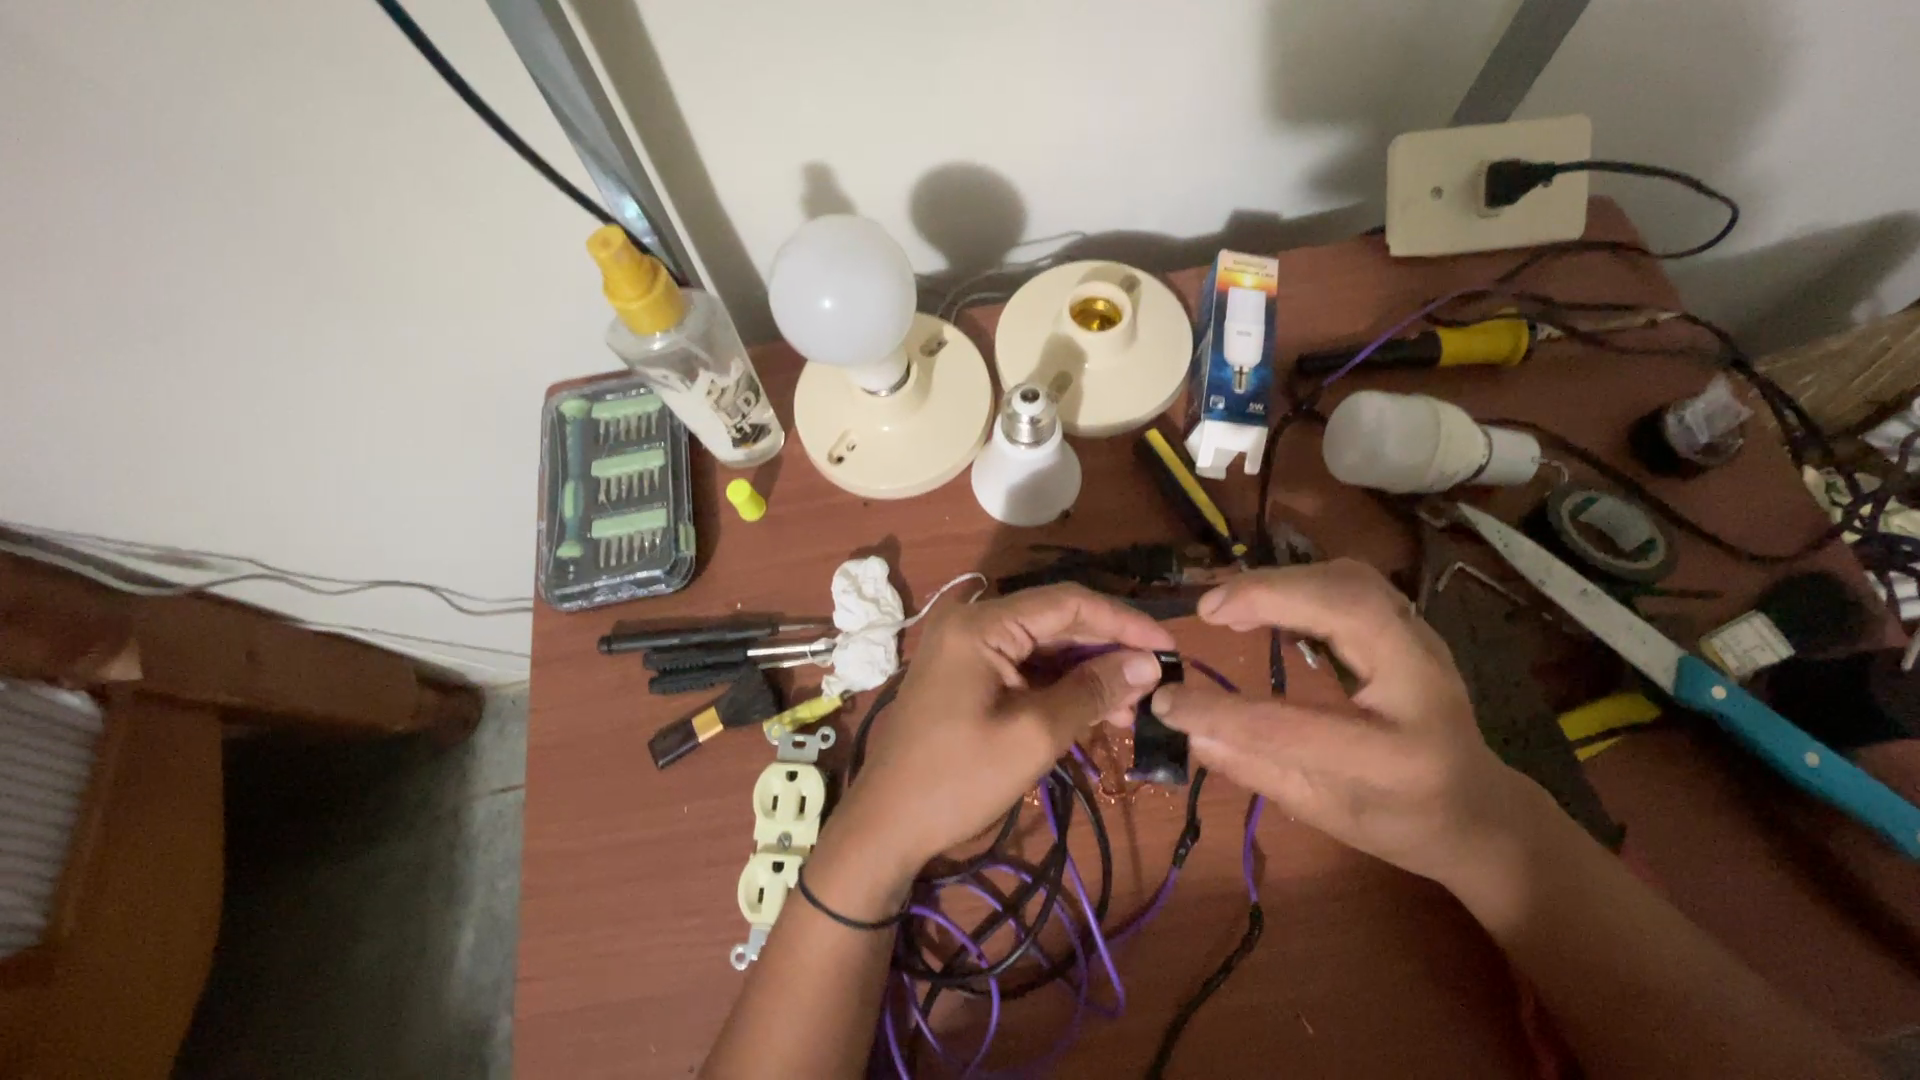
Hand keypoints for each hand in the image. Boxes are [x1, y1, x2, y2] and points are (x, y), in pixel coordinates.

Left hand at [830, 584, 1173, 882]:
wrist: (886, 826)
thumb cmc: (957, 780)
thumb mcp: (1033, 735)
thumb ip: (1091, 691)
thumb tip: (1148, 663)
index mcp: (981, 625)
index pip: (1067, 602)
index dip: (1123, 621)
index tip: (1168, 646)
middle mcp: (972, 624)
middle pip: (1056, 621)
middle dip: (1108, 649)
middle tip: (1157, 680)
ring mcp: (966, 649)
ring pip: (1044, 647)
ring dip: (1089, 671)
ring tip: (1135, 705)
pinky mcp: (967, 676)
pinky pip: (1024, 669)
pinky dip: (1061, 687)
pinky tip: (1098, 710)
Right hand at [1145, 560, 1541, 885]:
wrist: (1477, 808)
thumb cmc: (1398, 822)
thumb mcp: (1323, 811)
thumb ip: (1253, 767)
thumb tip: (1183, 728)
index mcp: (1395, 758)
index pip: (1291, 726)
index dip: (1219, 713)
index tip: (1166, 701)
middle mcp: (1421, 686)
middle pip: (1350, 610)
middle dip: (1270, 596)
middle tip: (1208, 610)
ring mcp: (1425, 646)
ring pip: (1354, 581)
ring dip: (1282, 580)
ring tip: (1226, 604)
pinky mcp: (1412, 626)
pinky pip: (1355, 582)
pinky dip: (1301, 579)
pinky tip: (1264, 597)